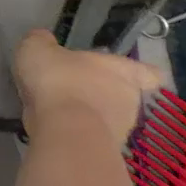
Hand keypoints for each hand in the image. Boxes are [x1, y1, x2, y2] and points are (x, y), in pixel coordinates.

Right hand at [13, 29, 161, 140]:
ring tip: (57, 104)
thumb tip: (44, 39)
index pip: (148, 72)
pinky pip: (92, 131)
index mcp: (121, 71)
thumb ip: (42, 41)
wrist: (65, 128)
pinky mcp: (107, 146)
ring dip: (87, 109)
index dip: (139, 72)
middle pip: (122, 93)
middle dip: (101, 91)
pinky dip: (76, 126)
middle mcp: (130, 98)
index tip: (124, 72)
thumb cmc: (58, 79)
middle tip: (72, 84)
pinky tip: (53, 120)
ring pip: (108, 114)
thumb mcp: (37, 47)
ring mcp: (122, 126)